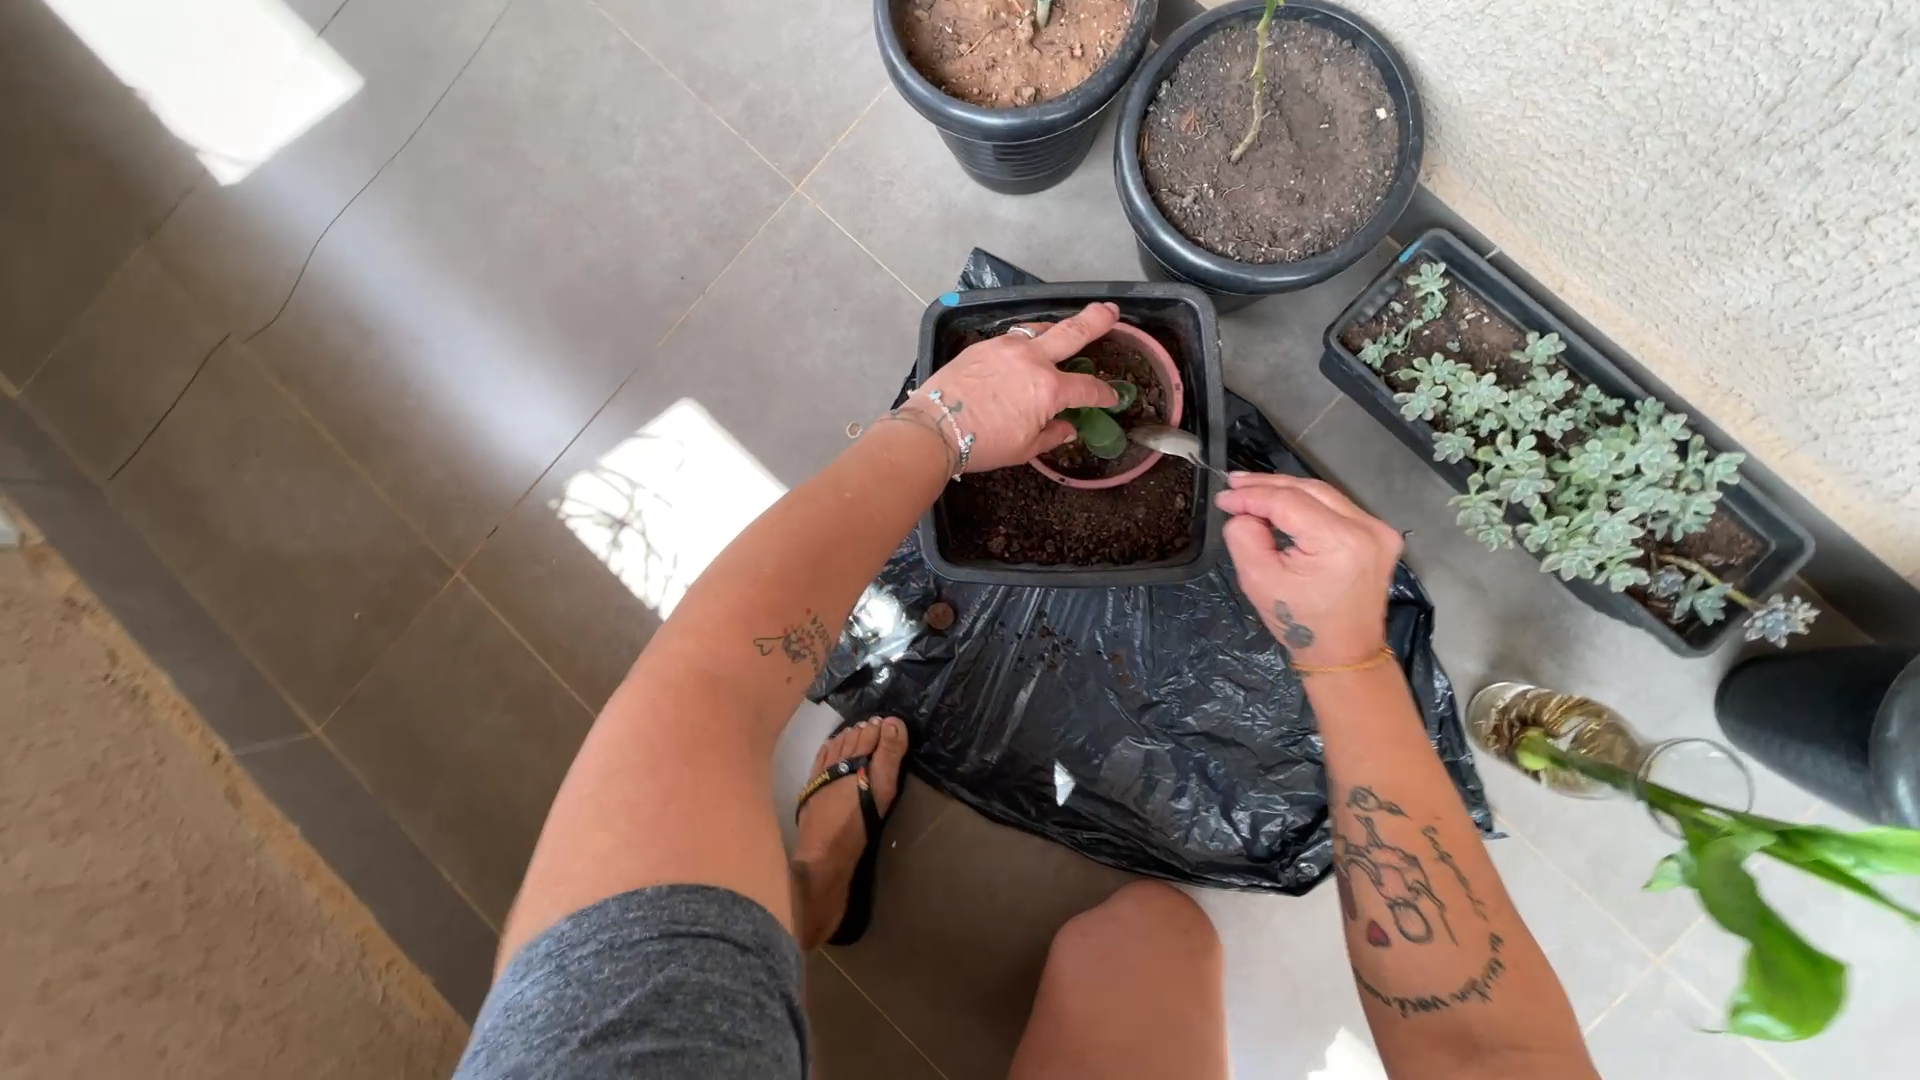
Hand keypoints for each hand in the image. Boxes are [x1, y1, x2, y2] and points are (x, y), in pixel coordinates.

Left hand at [900, 302, 1123, 472]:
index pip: (1087, 388)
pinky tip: (1023, 351)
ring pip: (1039, 330)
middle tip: (1112, 311)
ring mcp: (1006, 347)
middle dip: (1096, 320)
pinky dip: (1025, 342)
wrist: (935, 427)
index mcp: (1049, 389)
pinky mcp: (983, 345)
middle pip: (1072, 333)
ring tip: (1062, 333)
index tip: (1111, 397)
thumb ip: (1052, 435)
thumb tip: (1068, 429)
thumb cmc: (982, 444)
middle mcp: (1032, 360)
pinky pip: (1013, 337)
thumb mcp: (1024, 449)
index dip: (1103, 394)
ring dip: (1055, 330)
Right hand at [1214, 474, 1403, 664]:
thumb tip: (1243, 513)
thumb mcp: (1258, 581)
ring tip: (1250, 490)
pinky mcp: (1377, 535)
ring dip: (1285, 491)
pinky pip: (1335, 507)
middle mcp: (1367, 528)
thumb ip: (1244, 538)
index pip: (1288, 502)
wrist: (1343, 652)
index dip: (1251, 496)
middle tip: (1233, 484)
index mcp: (1340, 541)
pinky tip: (1280, 504)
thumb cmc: (1300, 622)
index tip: (1222, 498)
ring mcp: (1378, 530)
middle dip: (1267, 485)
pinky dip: (1305, 503)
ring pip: (1323, 494)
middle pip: (1309, 490)